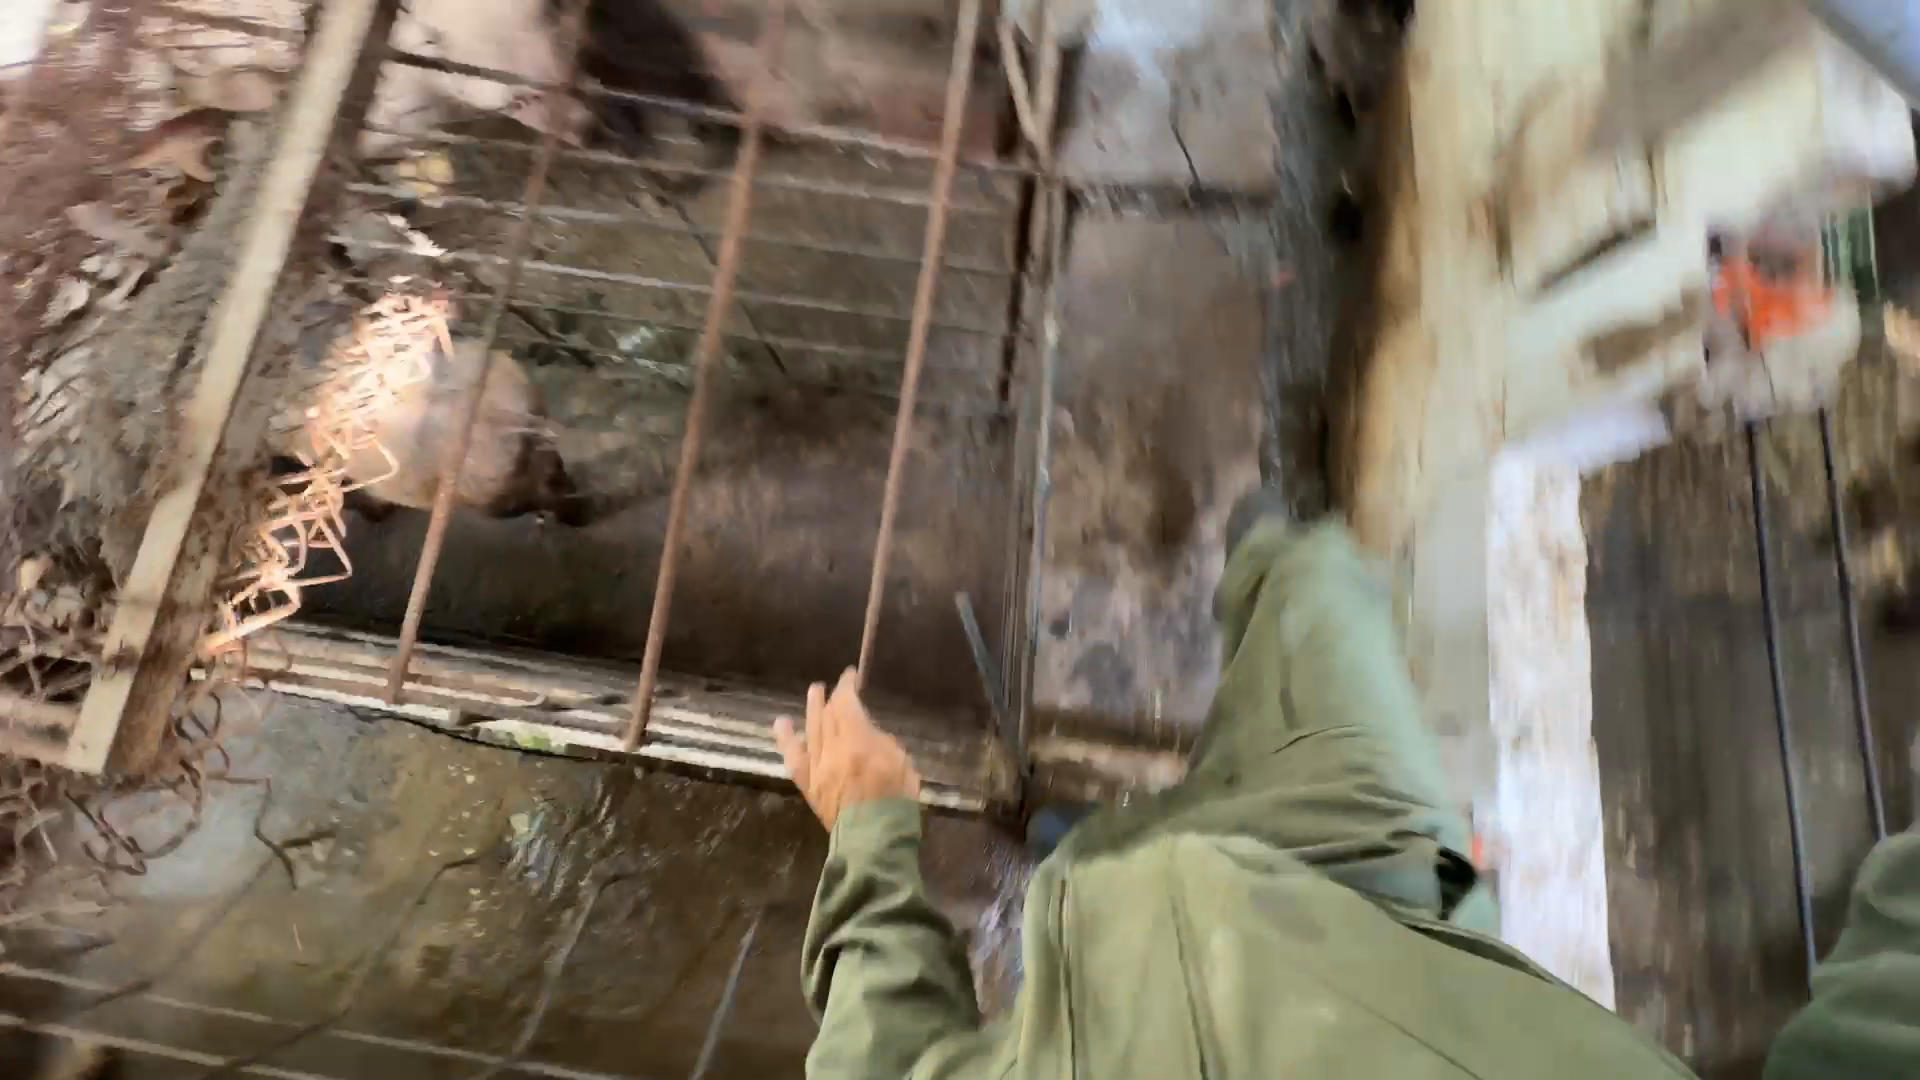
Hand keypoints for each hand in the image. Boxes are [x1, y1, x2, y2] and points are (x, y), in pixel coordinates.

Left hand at [775, 669, 920, 829]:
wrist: (875, 840)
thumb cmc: (896, 800)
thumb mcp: (901, 761)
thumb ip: (881, 740)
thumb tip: (866, 729)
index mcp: (858, 743)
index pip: (846, 705)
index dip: (847, 687)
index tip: (850, 676)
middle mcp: (833, 751)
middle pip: (828, 715)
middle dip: (832, 697)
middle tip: (835, 686)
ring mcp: (818, 768)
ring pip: (811, 730)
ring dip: (812, 708)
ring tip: (814, 691)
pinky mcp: (809, 785)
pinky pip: (794, 759)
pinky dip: (786, 740)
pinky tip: (782, 724)